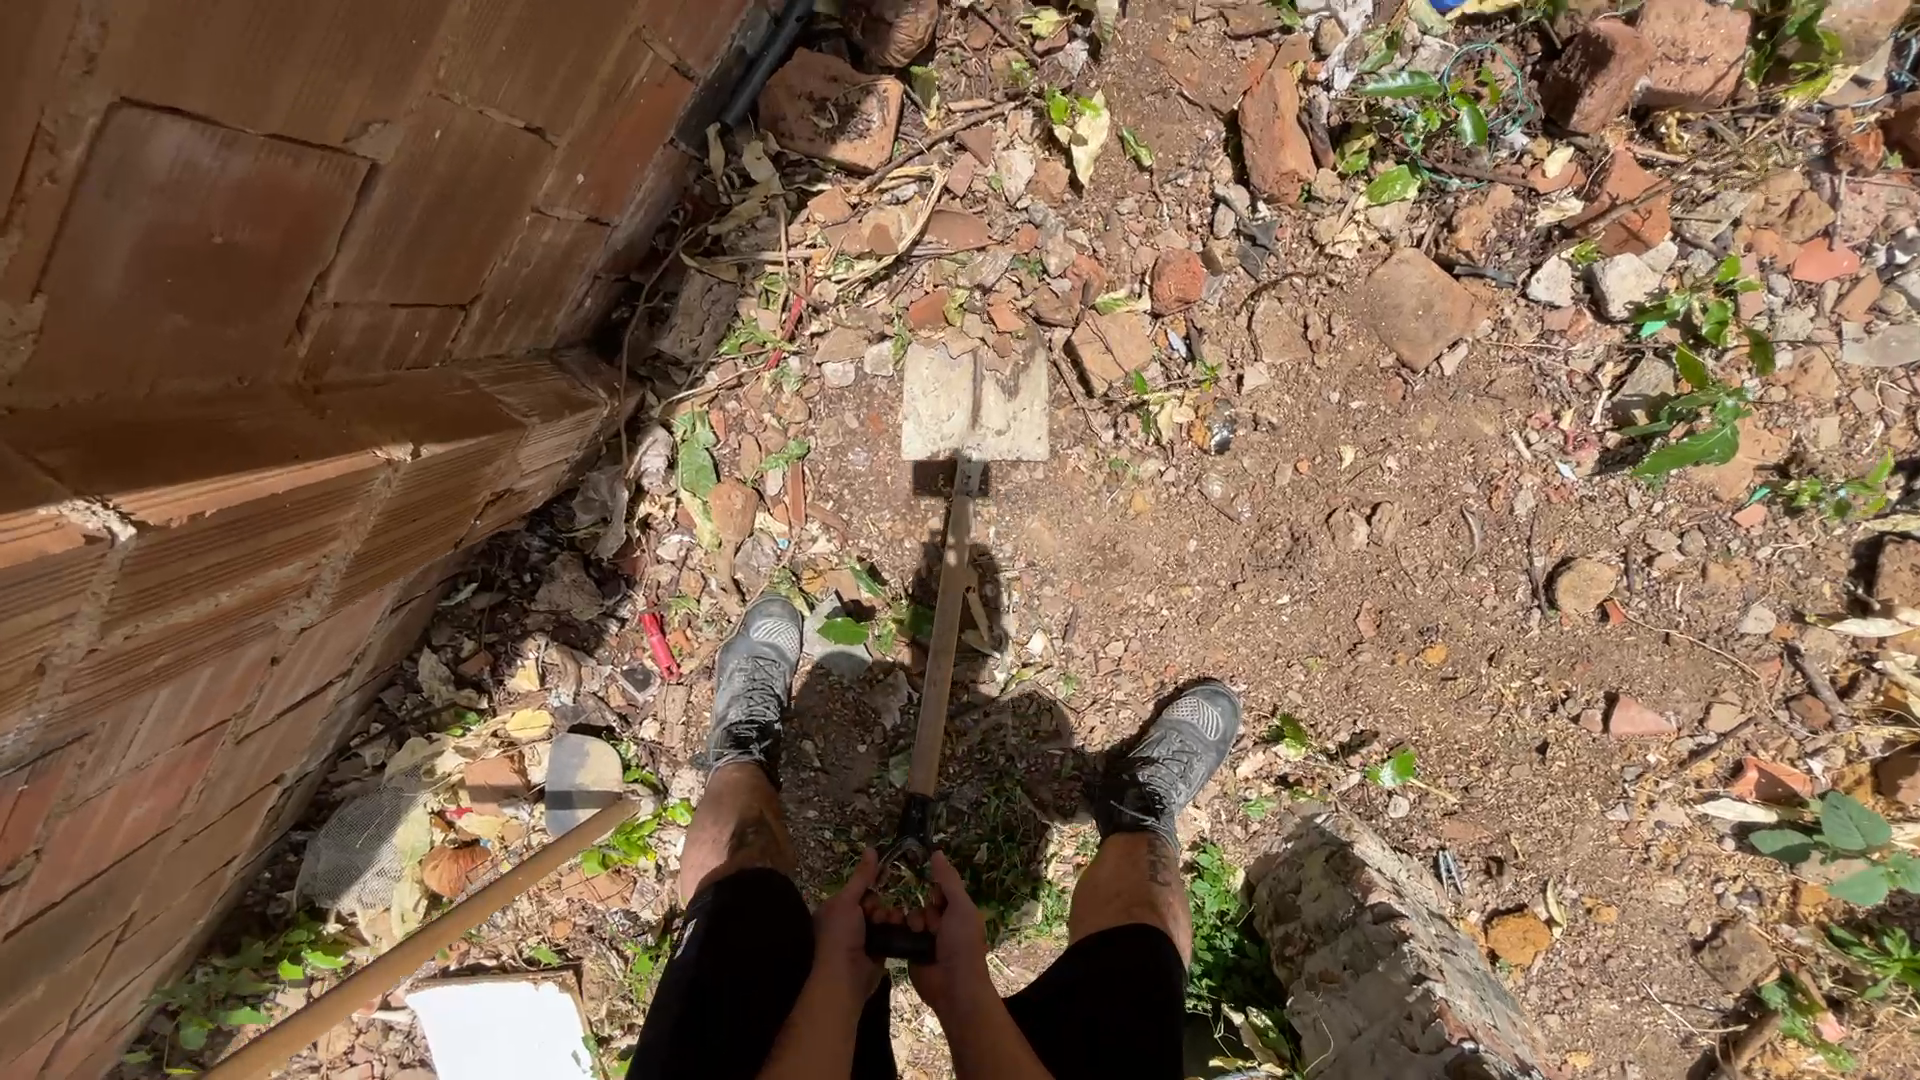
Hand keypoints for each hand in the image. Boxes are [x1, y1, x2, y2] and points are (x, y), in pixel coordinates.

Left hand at [813, 848, 885, 1000]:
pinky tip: (900, 931)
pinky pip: (889, 937)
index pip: (857, 893)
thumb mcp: (847, 901)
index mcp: (834, 912)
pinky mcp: (876, 955)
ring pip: (883, 920)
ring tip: (891, 923)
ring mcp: (861, 941)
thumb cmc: (839, 936)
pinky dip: (895, 933)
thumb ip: (861, 876)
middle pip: (872, 905)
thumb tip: (871, 848)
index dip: (867, 893)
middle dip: (880, 908)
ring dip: (890, 919)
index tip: (872, 897)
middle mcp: (846, 926)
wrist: (844, 979)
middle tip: (879, 916)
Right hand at [895, 851, 992, 1018]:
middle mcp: (942, 926)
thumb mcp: (960, 907)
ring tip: (915, 934)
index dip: (933, 889)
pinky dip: (897, 933)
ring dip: (910, 923)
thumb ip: (948, 880)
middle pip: (923, 905)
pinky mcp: (911, 954)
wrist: (953, 987)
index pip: (941, 892)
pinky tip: (893, 932)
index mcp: (958, 914)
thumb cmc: (962, 943)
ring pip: (910, 920)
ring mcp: (926, 941)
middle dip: (921, 912)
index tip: (921, 884)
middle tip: (926, 925)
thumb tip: (936, 851)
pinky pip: (901, 936)